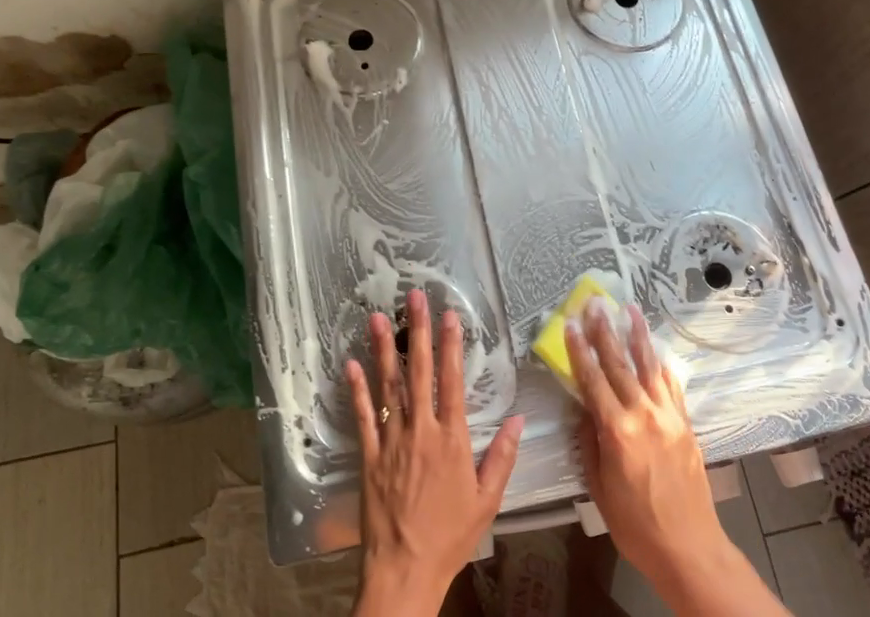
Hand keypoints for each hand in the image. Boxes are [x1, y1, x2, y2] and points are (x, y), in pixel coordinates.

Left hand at [349, 289, 524, 616]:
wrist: (405, 569)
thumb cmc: (451, 536)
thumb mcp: (487, 500)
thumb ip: (502, 456)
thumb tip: (518, 419)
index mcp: (453, 440)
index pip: (452, 381)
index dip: (451, 346)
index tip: (450, 316)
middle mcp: (421, 432)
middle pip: (419, 372)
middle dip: (417, 332)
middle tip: (414, 299)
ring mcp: (392, 442)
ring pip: (388, 387)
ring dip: (383, 350)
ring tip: (377, 318)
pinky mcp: (369, 457)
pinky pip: (362, 417)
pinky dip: (357, 390)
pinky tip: (352, 364)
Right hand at [567, 300, 788, 615]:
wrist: (688, 547)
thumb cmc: (636, 525)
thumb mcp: (599, 488)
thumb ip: (591, 444)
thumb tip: (584, 411)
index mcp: (618, 432)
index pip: (593, 381)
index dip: (580, 352)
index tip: (571, 324)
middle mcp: (645, 415)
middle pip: (620, 365)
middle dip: (605, 332)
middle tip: (595, 303)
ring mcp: (669, 417)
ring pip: (650, 367)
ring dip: (638, 335)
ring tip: (630, 308)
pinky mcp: (686, 425)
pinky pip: (671, 386)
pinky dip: (660, 364)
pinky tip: (655, 350)